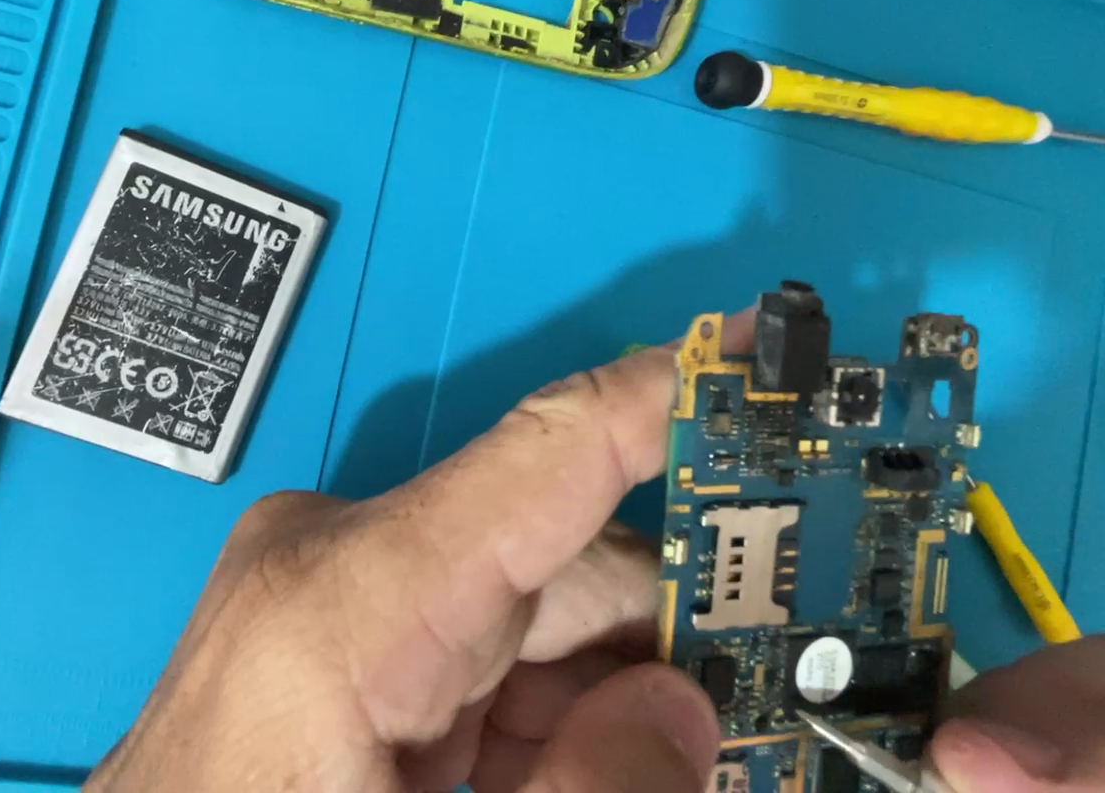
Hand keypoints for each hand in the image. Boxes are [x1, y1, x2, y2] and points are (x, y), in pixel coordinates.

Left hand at [87, 315, 758, 792]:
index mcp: (346, 599)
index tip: (759, 352)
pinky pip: (476, 646)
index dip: (663, 394)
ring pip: (527, 607)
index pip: (543, 450)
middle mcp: (336, 560)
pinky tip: (581, 762)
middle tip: (772, 682)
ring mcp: (331, 590)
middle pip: (557, 555)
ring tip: (669, 754)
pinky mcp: (333, 629)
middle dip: (665, 624)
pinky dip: (544, 705)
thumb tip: (679, 711)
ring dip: (605, 685)